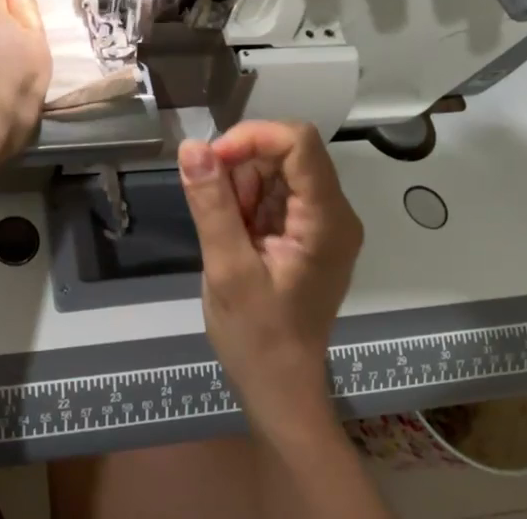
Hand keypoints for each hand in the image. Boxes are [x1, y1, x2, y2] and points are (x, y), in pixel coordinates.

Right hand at [178, 121, 363, 434]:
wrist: (279, 387)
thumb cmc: (256, 336)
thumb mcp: (227, 269)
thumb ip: (212, 204)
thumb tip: (192, 147)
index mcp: (327, 220)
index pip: (299, 143)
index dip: (252, 137)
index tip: (211, 160)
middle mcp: (334, 212)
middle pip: (287, 151)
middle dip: (241, 165)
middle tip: (213, 206)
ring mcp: (322, 221)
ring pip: (276, 167)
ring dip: (240, 185)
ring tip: (227, 231)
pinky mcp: (306, 230)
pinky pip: (274, 191)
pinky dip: (246, 201)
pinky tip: (235, 235)